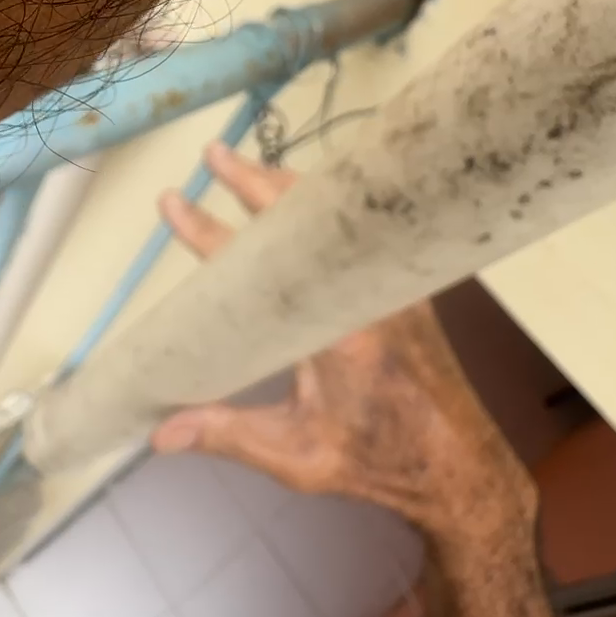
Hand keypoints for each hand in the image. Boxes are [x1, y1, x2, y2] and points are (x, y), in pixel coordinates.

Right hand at [150, 145, 537, 538]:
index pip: (255, 266)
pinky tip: (301, 198)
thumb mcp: (297, 456)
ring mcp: (388, 282)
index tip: (172, 203)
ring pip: (332, 213)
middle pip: (299, 218)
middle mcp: (362, 291)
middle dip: (251, 181)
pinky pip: (356, 224)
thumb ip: (228, 436)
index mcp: (330, 329)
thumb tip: (159, 431)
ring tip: (245, 167)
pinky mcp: (402, 284)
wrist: (456, 462)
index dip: (206, 232)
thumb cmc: (376, 460)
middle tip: (213, 154)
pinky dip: (321, 204)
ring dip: (285, 187)